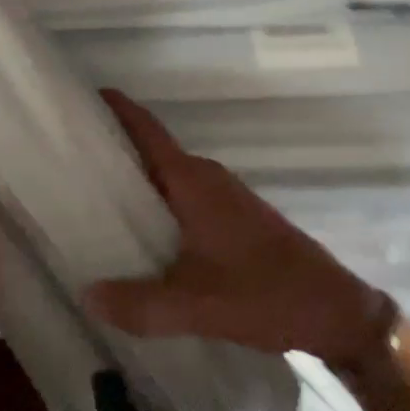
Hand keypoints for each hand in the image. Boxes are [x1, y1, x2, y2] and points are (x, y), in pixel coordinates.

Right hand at [85, 89, 397, 367]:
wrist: (340, 314)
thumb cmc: (267, 293)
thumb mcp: (198, 305)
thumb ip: (141, 303)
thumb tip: (86, 295)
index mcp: (192, 180)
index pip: (145, 129)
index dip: (114, 108)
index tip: (79, 96)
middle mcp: (206, 177)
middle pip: (150, 151)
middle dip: (111, 149)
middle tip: (68, 157)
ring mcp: (224, 196)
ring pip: (167, 176)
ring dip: (135, 180)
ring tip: (95, 196)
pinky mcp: (235, 218)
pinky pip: (183, 196)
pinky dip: (157, 202)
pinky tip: (142, 230)